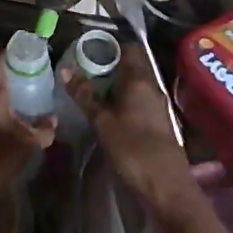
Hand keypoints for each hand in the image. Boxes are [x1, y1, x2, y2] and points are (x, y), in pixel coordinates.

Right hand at [62, 44, 200, 221]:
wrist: (166, 186)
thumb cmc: (132, 149)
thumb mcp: (102, 121)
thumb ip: (84, 95)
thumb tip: (65, 70)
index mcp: (139, 80)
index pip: (129, 49)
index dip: (110, 46)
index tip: (89, 50)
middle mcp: (152, 87)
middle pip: (134, 65)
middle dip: (111, 65)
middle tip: (85, 70)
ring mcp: (158, 105)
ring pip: (137, 83)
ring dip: (117, 83)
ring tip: (93, 89)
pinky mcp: (159, 121)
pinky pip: (140, 99)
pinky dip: (125, 99)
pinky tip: (109, 110)